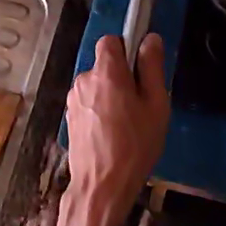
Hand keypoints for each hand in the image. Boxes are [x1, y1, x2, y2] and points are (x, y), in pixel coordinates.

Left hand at [64, 34, 170, 225]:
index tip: (140, 70)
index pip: (110, 40)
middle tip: (140, 103)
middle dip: (121, 77)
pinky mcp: (69, 118)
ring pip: (96, 85)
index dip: (126, 49)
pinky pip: (88, 102)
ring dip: (109, 95)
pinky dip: (99, 111)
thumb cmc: (135, 145)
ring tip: (126, 124)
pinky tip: (111, 134)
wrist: (101, 186)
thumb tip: (150, 39)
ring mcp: (73, 99)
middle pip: (104, 65)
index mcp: (106, 72)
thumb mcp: (156, 105)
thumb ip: (152, 67)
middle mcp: (84, 79)